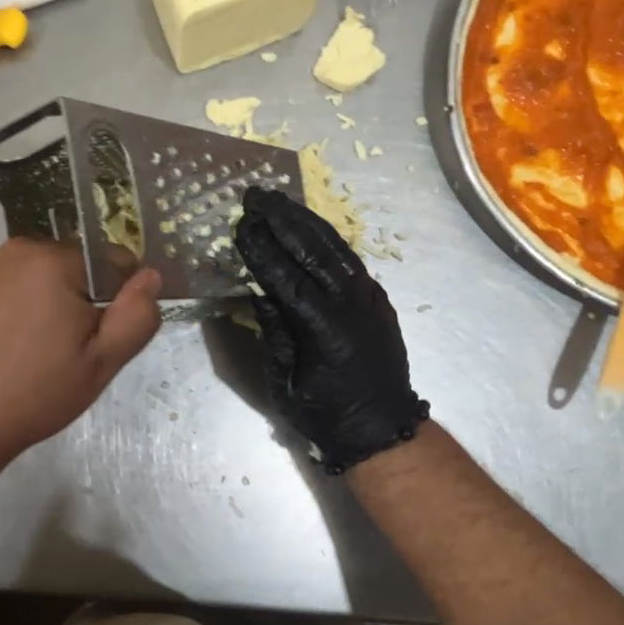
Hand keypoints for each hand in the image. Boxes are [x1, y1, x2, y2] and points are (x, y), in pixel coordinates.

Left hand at [0, 239, 161, 462]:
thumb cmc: (34, 393)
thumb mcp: (101, 363)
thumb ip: (136, 315)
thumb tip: (150, 276)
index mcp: (55, 261)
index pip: (109, 260)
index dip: (113, 299)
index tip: (95, 338)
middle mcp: (17, 250)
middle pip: (68, 265)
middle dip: (74, 298)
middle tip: (62, 350)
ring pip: (33, 275)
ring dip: (40, 300)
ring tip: (29, 350)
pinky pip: (1, 285)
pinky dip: (8, 306)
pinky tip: (0, 345)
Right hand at [234, 187, 429, 473]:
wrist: (382, 428)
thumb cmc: (324, 413)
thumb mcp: (285, 379)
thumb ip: (274, 331)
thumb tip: (258, 290)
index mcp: (326, 330)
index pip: (288, 278)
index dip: (263, 250)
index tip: (241, 225)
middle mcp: (353, 305)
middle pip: (314, 251)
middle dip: (282, 220)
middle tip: (255, 196)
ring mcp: (370, 298)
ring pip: (335, 247)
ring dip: (304, 220)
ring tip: (277, 200)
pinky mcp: (377, 298)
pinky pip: (348, 259)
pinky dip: (325, 237)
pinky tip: (306, 225)